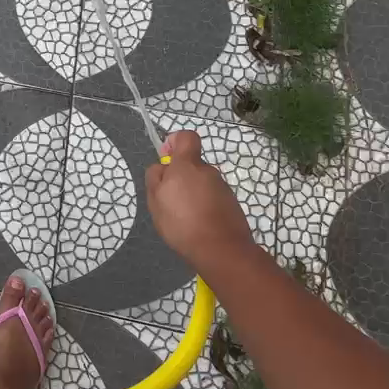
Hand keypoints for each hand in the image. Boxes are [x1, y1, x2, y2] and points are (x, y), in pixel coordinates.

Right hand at [144, 130, 258, 271]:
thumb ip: (155, 178)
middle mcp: (208, 172)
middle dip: (181, 178)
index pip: (186, 137)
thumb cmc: (182, 222)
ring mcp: (223, 188)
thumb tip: (162, 168)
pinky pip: (213, 199)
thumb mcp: (155, 200)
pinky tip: (199, 226)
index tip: (166, 158)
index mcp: (187, 165)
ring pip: (202, 184)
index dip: (174, 141)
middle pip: (192, 166)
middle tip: (170, 201)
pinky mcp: (232, 205)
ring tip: (185, 218)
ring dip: (193, 195)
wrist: (222, 250)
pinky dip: (205, 207)